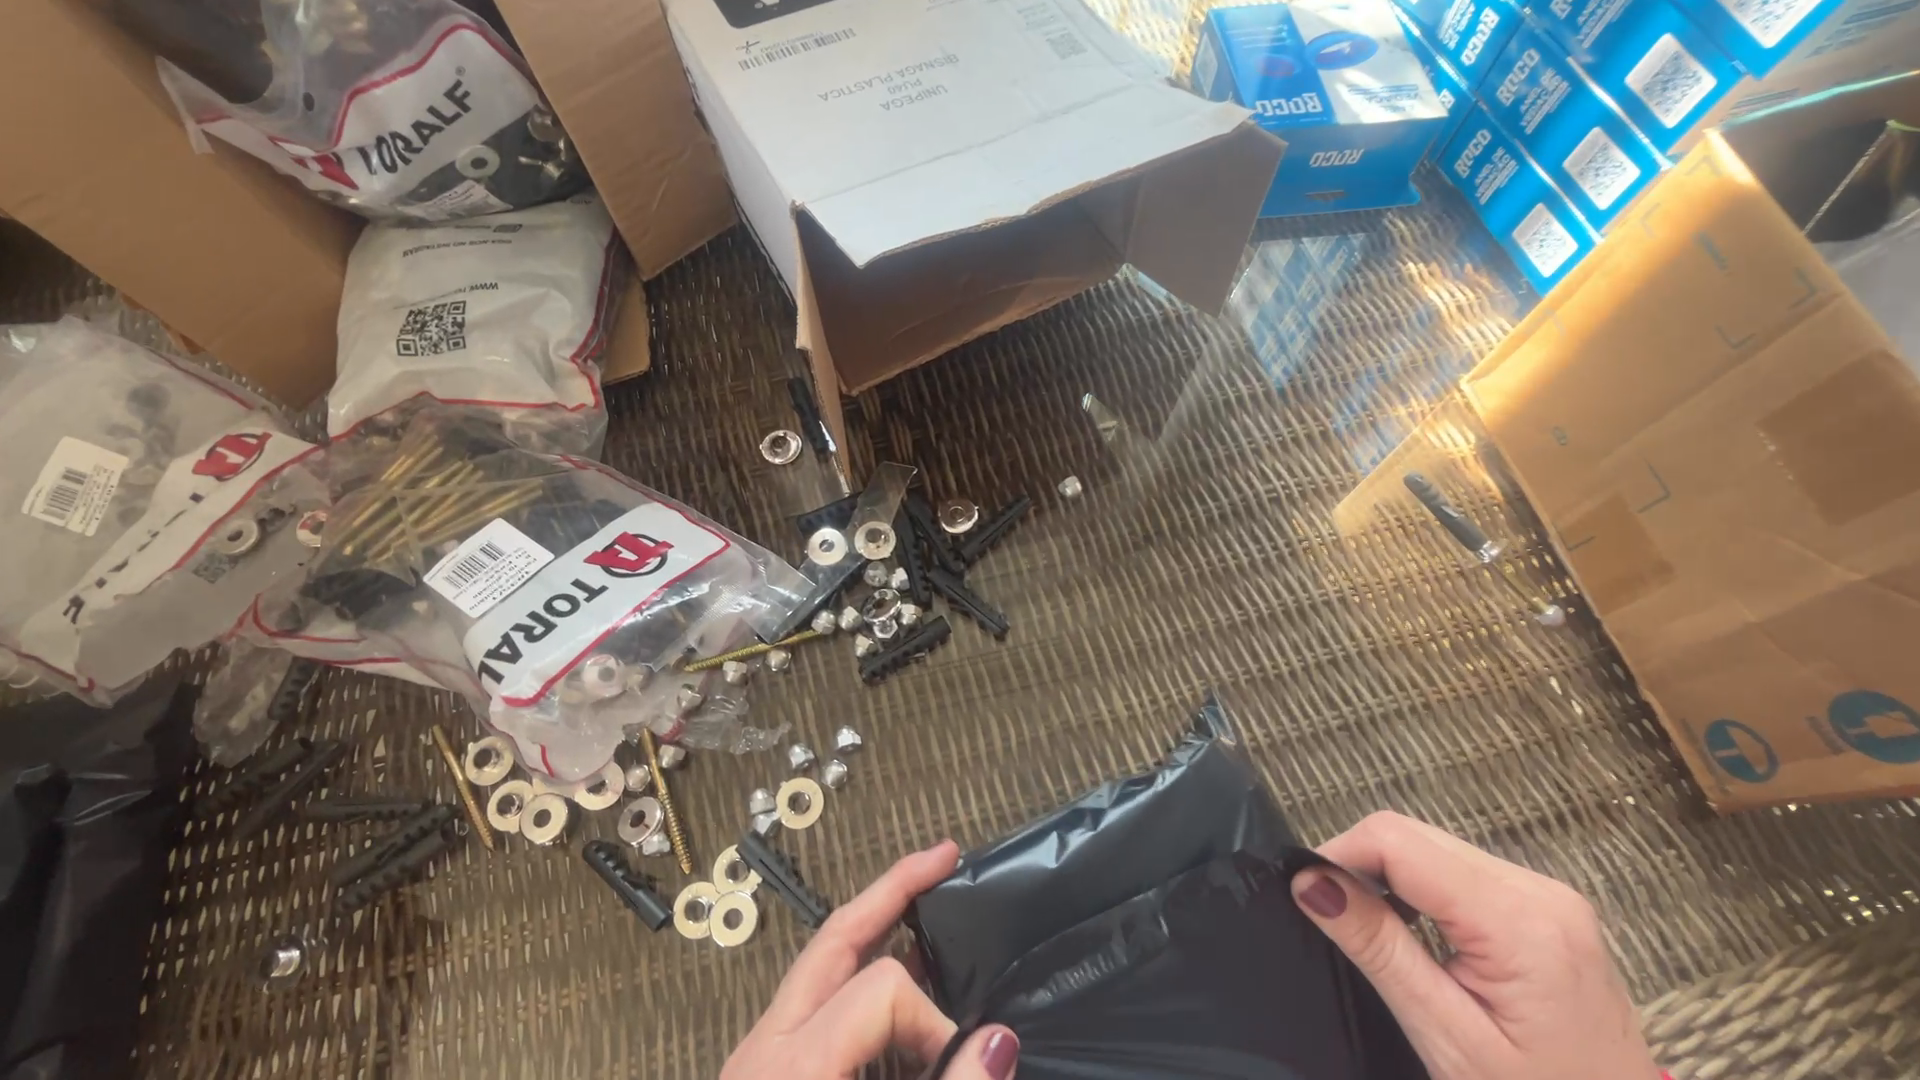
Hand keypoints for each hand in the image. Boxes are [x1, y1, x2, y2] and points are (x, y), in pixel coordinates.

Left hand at [721, 840, 1020, 1079]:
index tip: (968, 1063)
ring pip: (824, 962)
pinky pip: (820, 1002)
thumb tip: (998, 1041)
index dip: (938, 1019)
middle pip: (837, 935)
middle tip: (946, 856)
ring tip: (927, 904)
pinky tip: (898, 976)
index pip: (882, 987)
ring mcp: (759, 1057)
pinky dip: (862, 975)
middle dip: (893, 888)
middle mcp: (766, 1046)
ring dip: (877, 925)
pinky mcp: (766, 1073)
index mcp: (789, 1067)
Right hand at [1289, 812, 1659, 1079]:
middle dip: (1359, 864)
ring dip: (1386, 874)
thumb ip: (1379, 949)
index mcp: (1519, 920)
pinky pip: (1457, 866)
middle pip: (1414, 834)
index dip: (1339, 854)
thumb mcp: (1446, 1038)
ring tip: (1371, 932)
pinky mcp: (1546, 904)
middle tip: (1333, 919)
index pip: (1398, 841)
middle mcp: (1538, 887)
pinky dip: (1416, 884)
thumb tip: (1308, 879)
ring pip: (1431, 844)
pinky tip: (1411, 929)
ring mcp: (1547, 892)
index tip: (1308, 897)